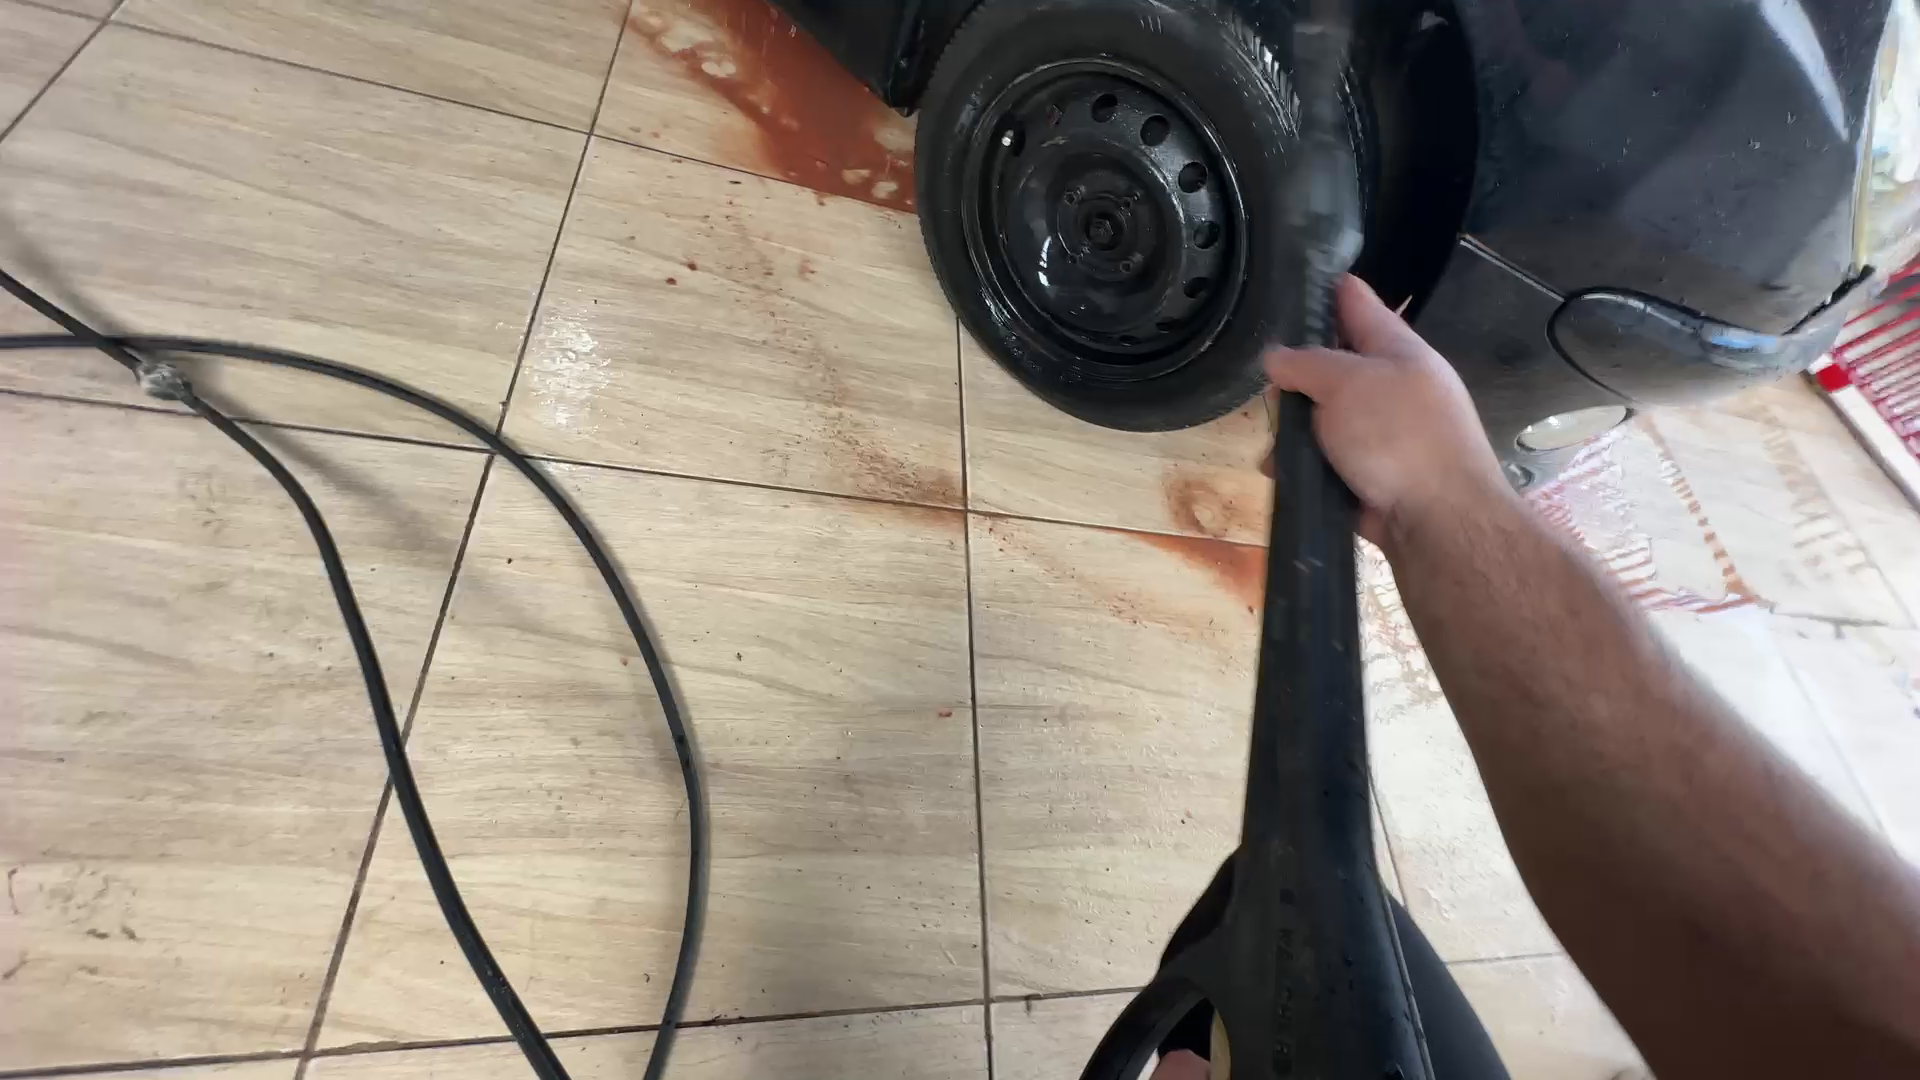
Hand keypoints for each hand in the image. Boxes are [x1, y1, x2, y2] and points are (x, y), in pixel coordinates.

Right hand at [1263, 275, 1512, 544]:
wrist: (1433, 516)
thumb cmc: (1397, 436)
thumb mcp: (1347, 384)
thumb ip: (1306, 363)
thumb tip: (1274, 358)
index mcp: (1395, 350)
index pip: (1357, 302)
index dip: (1326, 287)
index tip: (1292, 277)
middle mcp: (1388, 384)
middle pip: (1331, 363)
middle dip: (1295, 372)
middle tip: (1268, 380)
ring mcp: (1378, 429)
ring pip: (1320, 413)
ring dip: (1293, 425)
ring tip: (1272, 437)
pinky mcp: (1363, 468)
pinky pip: (1321, 454)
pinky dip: (1299, 461)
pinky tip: (1279, 468)